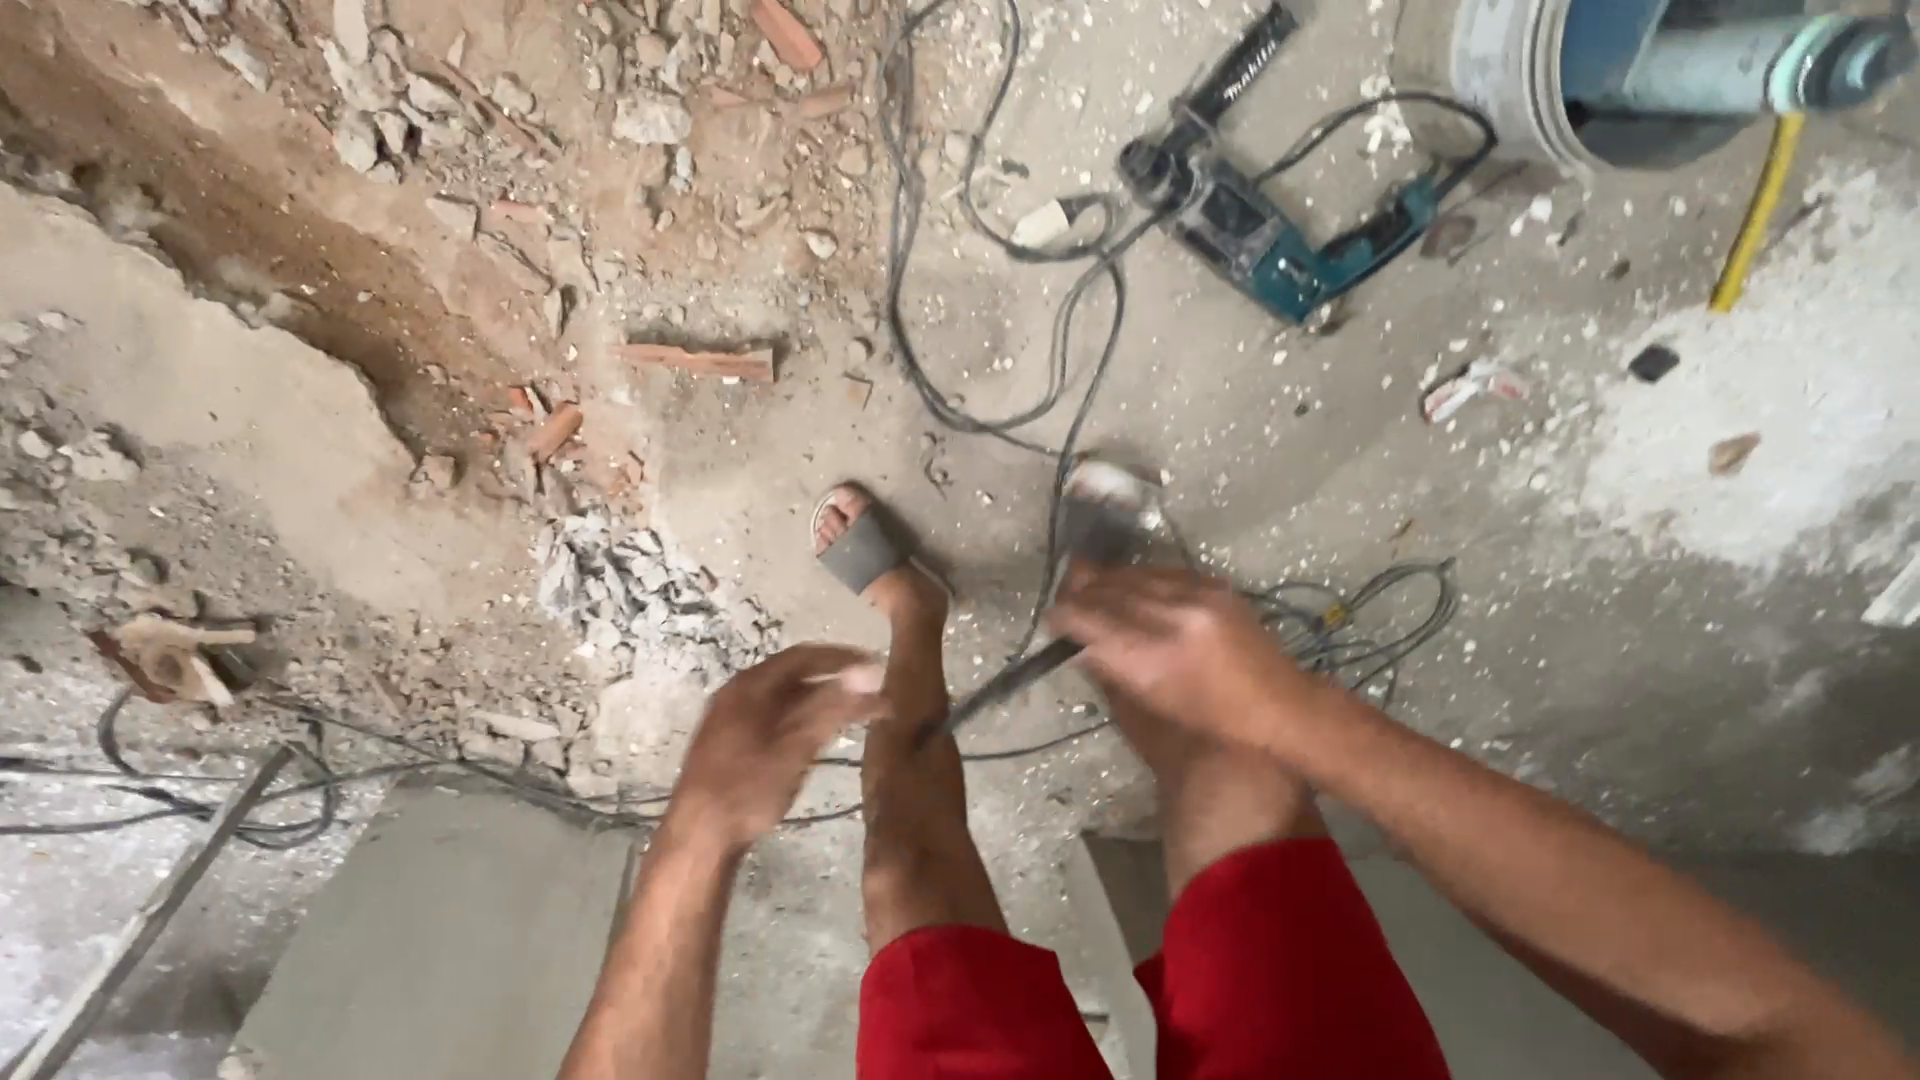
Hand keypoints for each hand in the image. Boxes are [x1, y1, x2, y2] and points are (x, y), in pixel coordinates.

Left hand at [668, 644, 887, 849]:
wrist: (697, 838)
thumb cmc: (747, 792)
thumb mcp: (794, 749)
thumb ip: (831, 708)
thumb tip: (866, 673)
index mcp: (749, 686)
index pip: (803, 656)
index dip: (842, 658)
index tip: (875, 664)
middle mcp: (738, 693)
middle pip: (795, 676)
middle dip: (836, 681)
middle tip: (871, 691)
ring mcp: (732, 717)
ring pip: (786, 698)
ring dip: (822, 701)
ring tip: (856, 712)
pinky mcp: (733, 741)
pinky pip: (776, 715)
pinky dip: (804, 718)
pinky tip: (822, 733)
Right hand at [1046, 564, 1323, 745]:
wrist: (1279, 703)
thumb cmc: (1212, 719)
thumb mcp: (1153, 702)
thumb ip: (1111, 668)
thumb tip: (1079, 643)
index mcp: (1155, 657)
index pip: (1092, 622)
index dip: (1065, 616)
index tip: (1052, 617)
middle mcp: (1173, 617)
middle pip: (1107, 592)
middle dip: (1079, 594)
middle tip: (1064, 600)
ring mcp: (1196, 595)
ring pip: (1131, 575)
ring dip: (1105, 582)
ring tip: (1090, 590)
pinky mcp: (1212, 583)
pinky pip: (1159, 571)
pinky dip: (1136, 579)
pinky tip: (1127, 587)